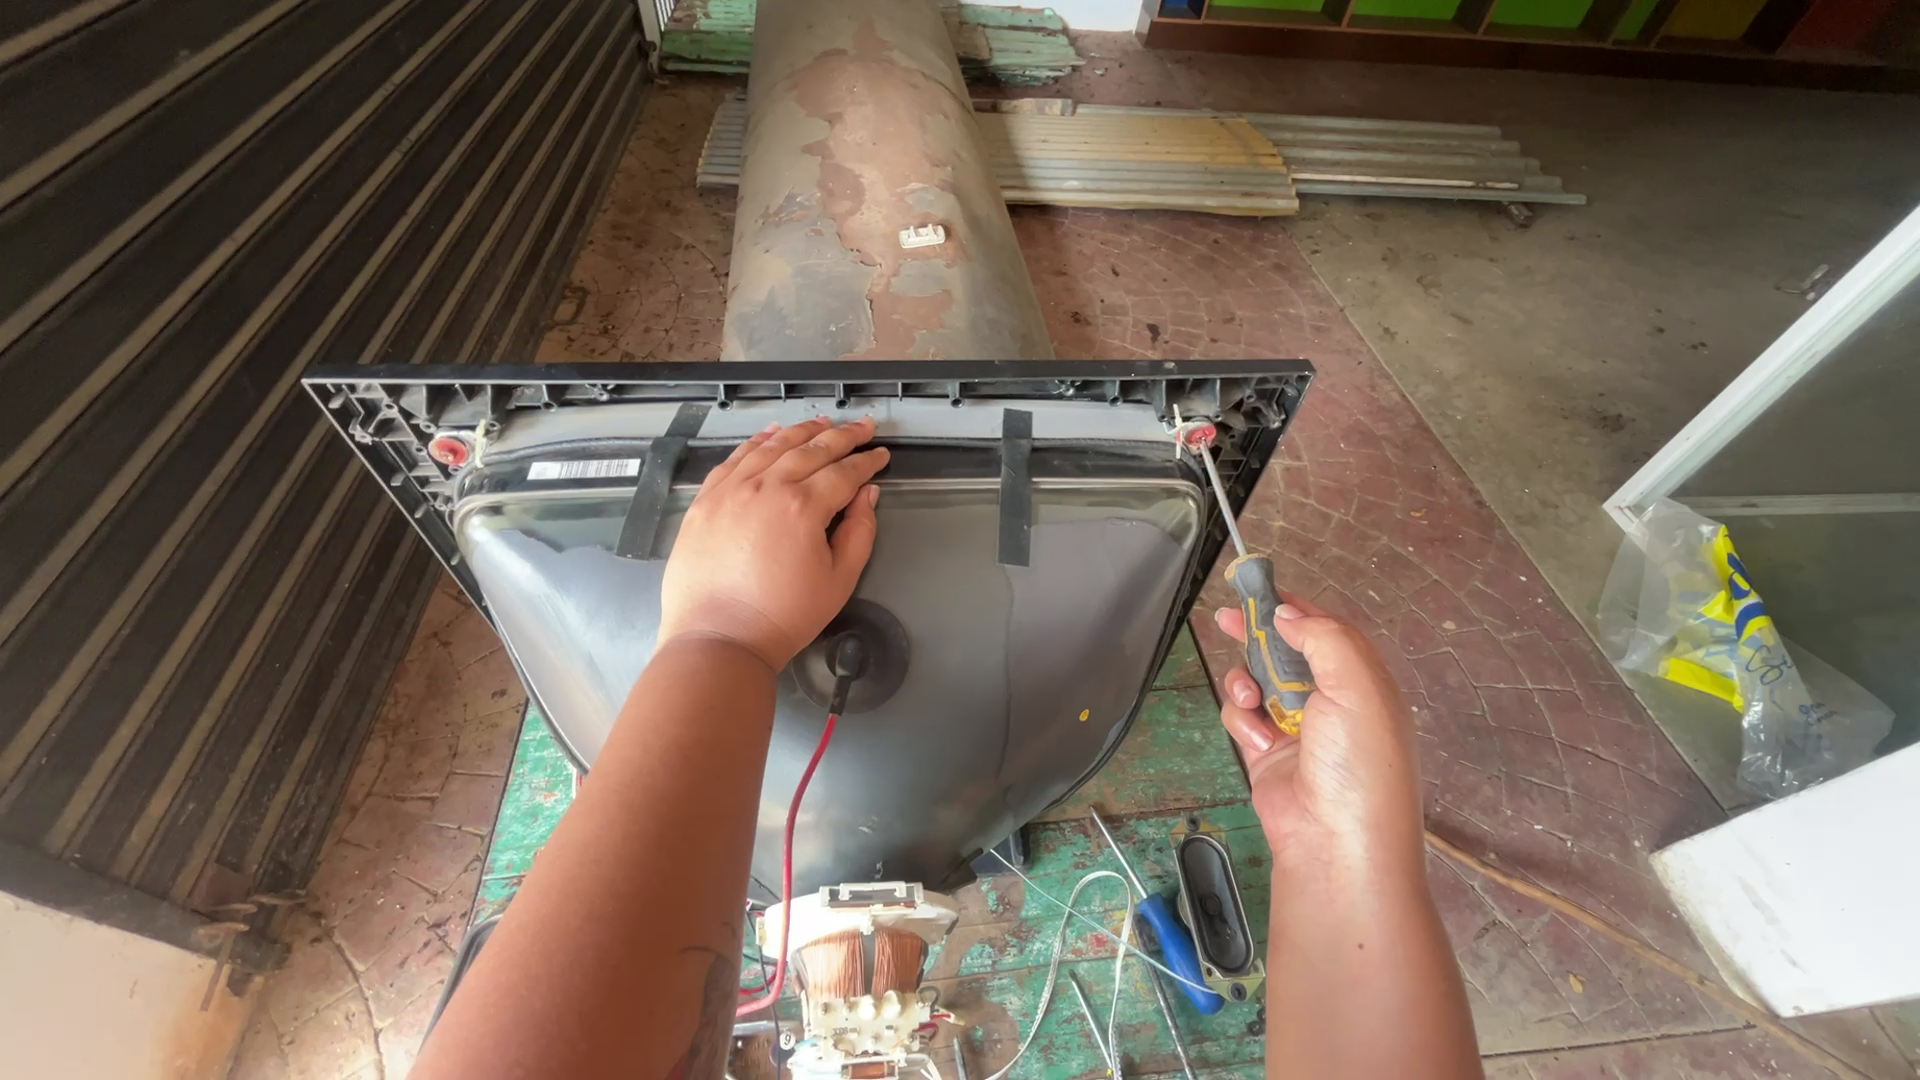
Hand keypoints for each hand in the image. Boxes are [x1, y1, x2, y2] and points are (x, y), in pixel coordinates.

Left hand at [657, 417, 888, 672]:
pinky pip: (735, 458)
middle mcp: (766, 486)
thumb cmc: (785, 615)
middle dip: (842, 436)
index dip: (867, 462)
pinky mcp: (706, 500)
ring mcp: (731, 489)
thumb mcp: (839, 580)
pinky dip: (757, 441)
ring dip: (802, 431)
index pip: (844, 472)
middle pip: (811, 449)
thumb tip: (867, 494)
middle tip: (863, 427)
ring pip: (772, 446)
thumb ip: (859, 532)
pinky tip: (771, 434)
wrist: (719, 638)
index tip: (881, 455)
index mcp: (803, 506)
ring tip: (823, 423)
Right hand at [1214, 597, 1423, 879]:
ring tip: (1248, 694)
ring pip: (1257, 682)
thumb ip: (1324, 638)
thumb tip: (1288, 614)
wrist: (1335, 842)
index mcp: (1362, 683)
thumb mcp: (1356, 687)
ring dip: (1246, 681)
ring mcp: (1297, 729)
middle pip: (1285, 653)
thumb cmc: (1356, 760)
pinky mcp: (1266, 752)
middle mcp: (1330, 702)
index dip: (1294, 609)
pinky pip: (1243, 717)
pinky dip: (1242, 719)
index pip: (1325, 632)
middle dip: (1257, 635)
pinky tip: (1254, 734)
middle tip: (1227, 617)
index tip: (1260, 590)